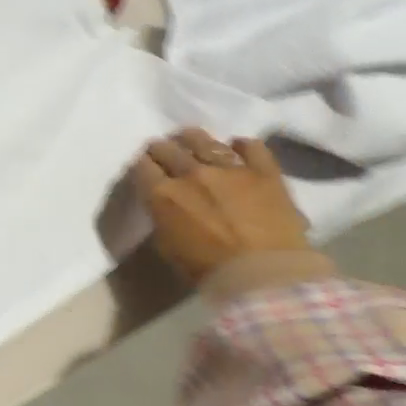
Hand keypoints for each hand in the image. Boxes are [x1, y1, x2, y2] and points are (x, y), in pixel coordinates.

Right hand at [133, 129, 328, 292]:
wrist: (262, 269)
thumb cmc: (204, 266)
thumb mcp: (165, 241)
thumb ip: (162, 214)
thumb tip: (164, 202)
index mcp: (161, 194)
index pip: (142, 167)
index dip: (140, 164)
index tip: (141, 165)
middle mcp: (191, 174)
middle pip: (169, 150)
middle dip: (161, 148)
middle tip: (160, 149)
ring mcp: (231, 169)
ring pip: (205, 142)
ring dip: (193, 138)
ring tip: (189, 136)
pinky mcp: (265, 172)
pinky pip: (252, 148)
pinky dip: (242, 145)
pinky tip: (237, 145)